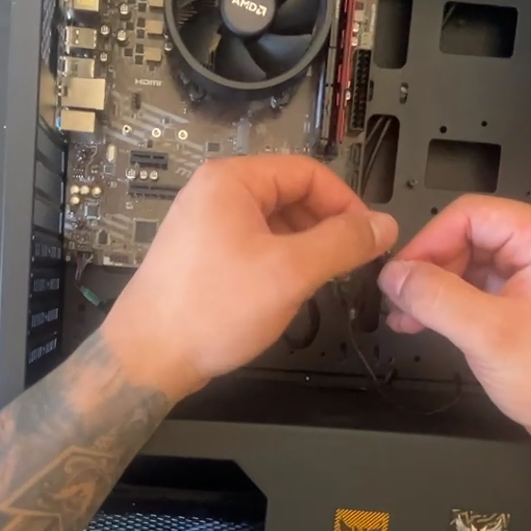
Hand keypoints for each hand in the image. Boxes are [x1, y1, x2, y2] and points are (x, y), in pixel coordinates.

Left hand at [102, 155, 396, 397]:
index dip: (346, 203)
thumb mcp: (289, 273)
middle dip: (325, 229)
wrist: (148, 358)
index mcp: (231, 181)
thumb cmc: (207, 311)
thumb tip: (382, 225)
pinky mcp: (203, 256)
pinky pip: (255, 247)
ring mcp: (206, 226)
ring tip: (314, 283)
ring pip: (275, 225)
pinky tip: (284, 292)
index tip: (369, 236)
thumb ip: (342, 243)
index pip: (308, 172)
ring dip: (304, 249)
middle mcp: (214, 195)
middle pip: (291, 196)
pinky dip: (279, 264)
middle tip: (346, 263)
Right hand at [376, 194, 530, 456]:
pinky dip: (452, 306)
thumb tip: (395, 275)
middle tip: (400, 302)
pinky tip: (429, 326)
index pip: (471, 215)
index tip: (399, 277)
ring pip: (471, 265)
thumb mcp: (489, 334)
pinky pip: (482, 290)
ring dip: (436, 290)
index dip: (428, 243)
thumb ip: (436, 298)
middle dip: (429, 269)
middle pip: (468, 237)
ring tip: (408, 319)